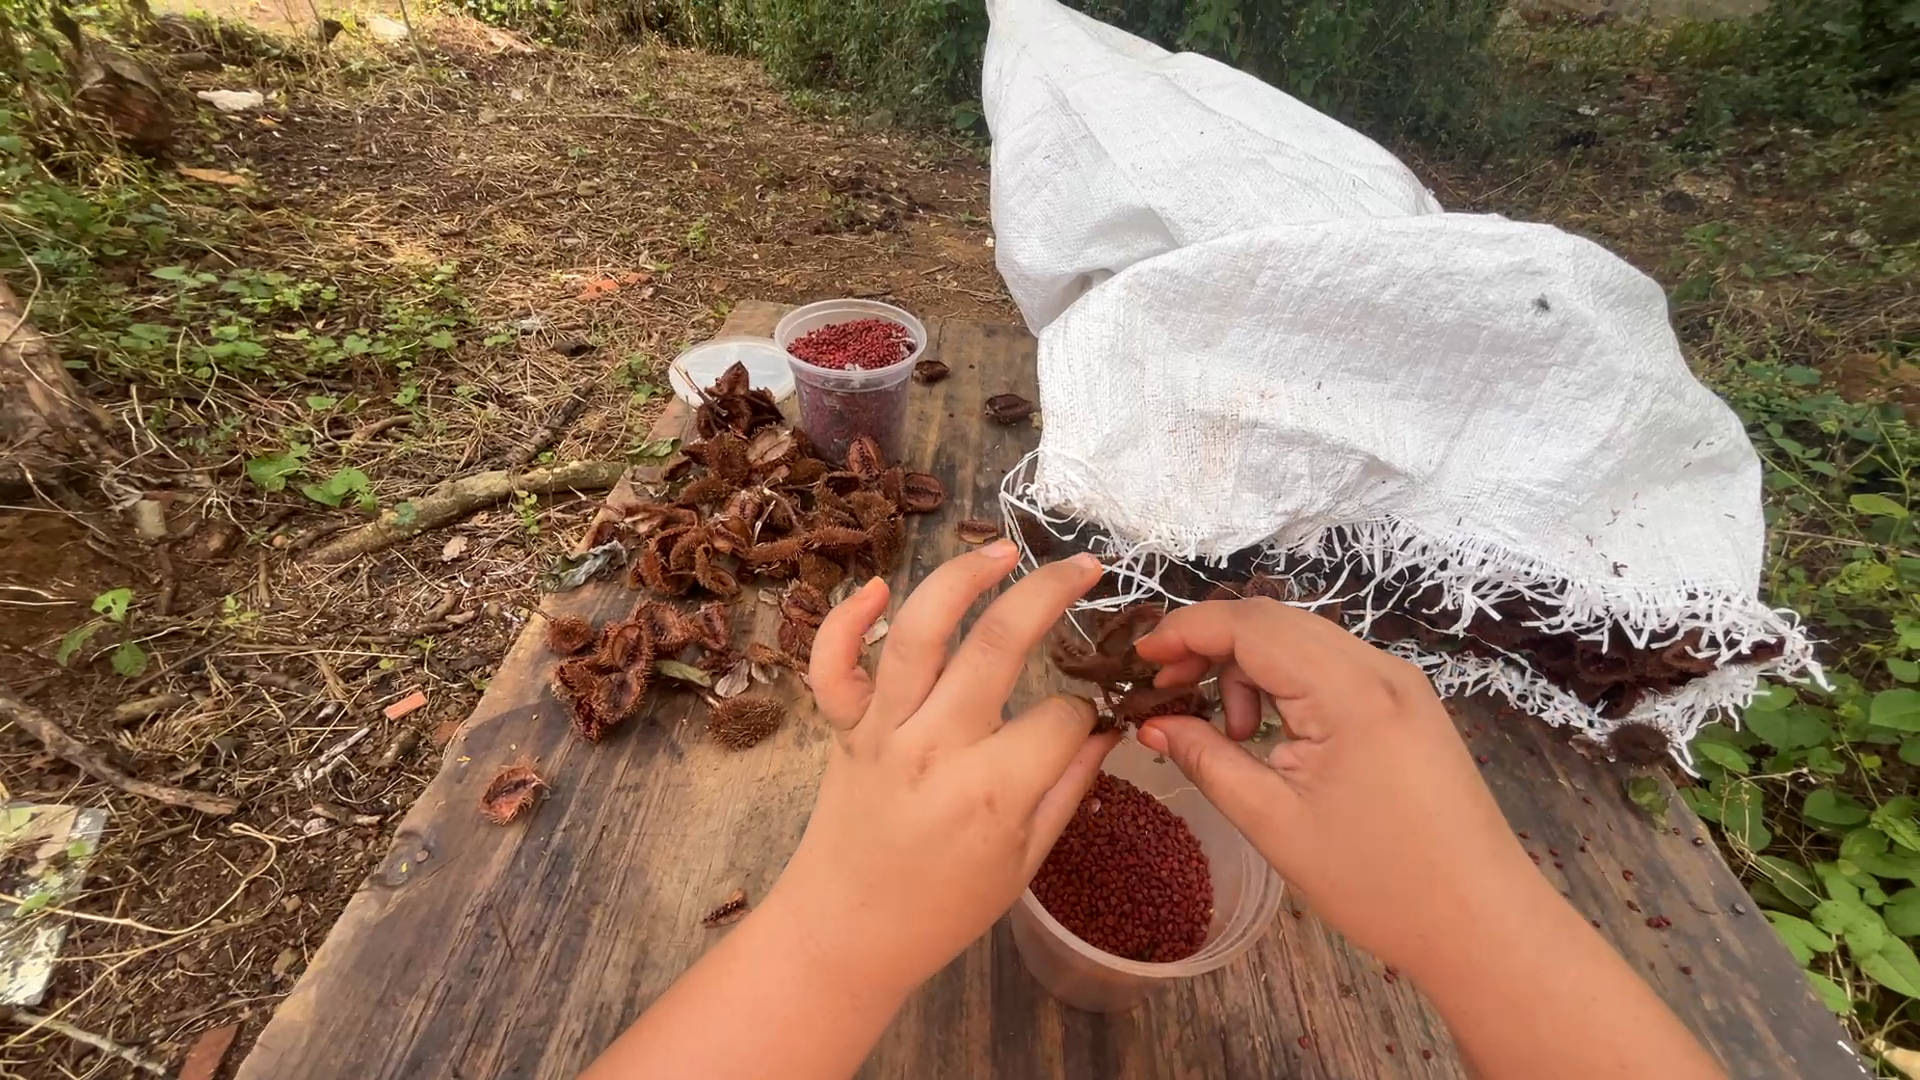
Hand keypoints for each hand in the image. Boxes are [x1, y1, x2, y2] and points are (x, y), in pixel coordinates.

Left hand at [768, 542, 1118, 996]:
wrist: (845, 934)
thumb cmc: (943, 909)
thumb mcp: (1025, 864)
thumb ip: (1069, 788)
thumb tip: (1108, 728)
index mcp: (991, 792)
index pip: (1060, 718)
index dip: (1084, 713)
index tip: (1083, 720)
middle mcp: (935, 746)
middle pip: (996, 645)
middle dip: (1049, 593)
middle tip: (1083, 565)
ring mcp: (881, 730)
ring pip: (919, 632)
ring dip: (962, 577)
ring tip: (1002, 549)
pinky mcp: (842, 726)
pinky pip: (833, 665)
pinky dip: (847, 620)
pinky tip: (880, 586)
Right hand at [1131, 598, 1543, 978]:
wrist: (1488, 931)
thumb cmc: (1379, 884)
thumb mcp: (1272, 821)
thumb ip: (1204, 758)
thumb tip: (1151, 725)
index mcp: (1350, 692)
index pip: (1249, 625)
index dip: (1184, 630)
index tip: (1139, 657)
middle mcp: (1378, 668)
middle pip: (1270, 620)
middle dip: (1208, 644)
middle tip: (1167, 689)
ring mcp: (1395, 681)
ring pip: (1294, 637)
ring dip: (1243, 665)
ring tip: (1229, 730)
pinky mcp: (1400, 700)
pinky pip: (1321, 663)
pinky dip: (1277, 680)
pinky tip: (1267, 729)